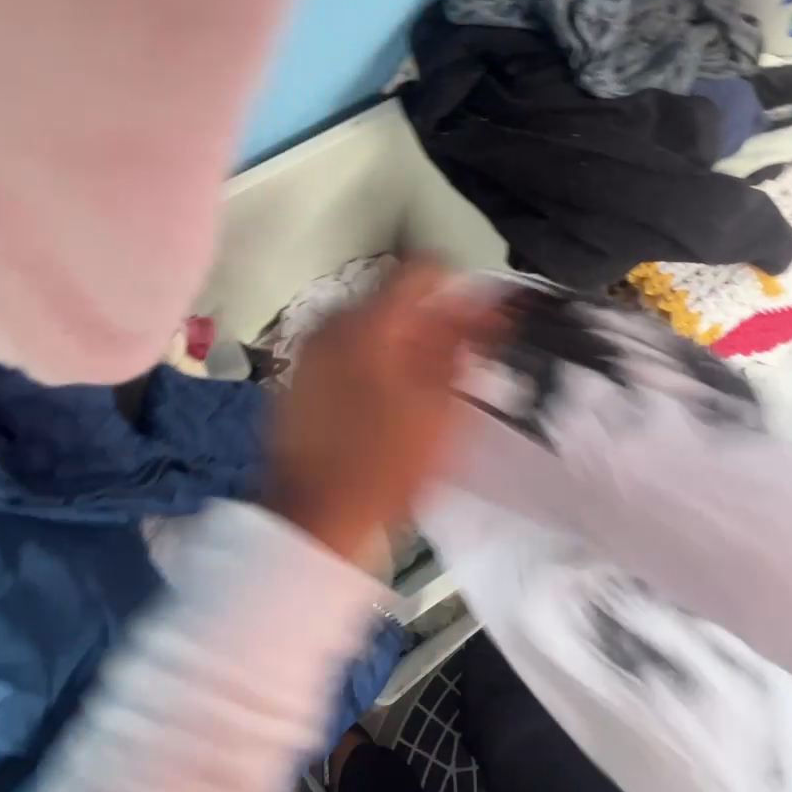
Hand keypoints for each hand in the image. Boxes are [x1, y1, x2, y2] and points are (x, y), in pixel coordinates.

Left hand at [268, 263, 499, 558]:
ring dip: (409, 345)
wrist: (317, 521)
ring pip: (374, 328)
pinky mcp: (301, 379)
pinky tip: (396, 402)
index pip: (424, 270)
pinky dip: (378, 363)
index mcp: (366, 321)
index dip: (462, 291)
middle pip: (397, 299)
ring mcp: (310, 352)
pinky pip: (350, 353)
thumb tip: (490, 306)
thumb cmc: (385, 466)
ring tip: (433, 389)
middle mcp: (331, 324)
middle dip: (436, 323)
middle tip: (465, 361)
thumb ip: (466, 344)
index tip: (484, 322)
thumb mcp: (442, 406)